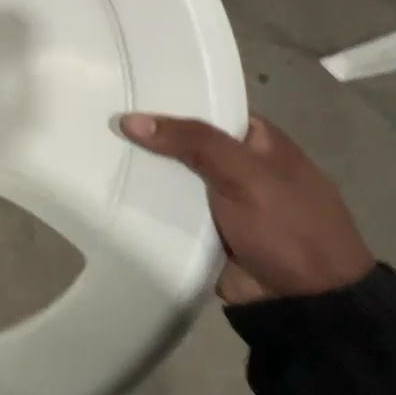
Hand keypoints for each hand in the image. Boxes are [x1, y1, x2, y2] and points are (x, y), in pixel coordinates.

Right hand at [121, 112, 374, 304]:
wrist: (307, 307)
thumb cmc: (291, 230)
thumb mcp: (248, 176)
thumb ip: (195, 142)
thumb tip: (130, 120)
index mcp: (261, 143)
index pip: (208, 106)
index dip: (169, 97)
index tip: (125, 88)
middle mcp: (238, 165)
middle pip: (182, 139)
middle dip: (145, 132)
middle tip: (96, 114)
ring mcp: (218, 197)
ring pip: (168, 171)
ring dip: (137, 165)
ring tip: (88, 144)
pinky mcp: (200, 225)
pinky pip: (163, 202)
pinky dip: (140, 195)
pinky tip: (104, 180)